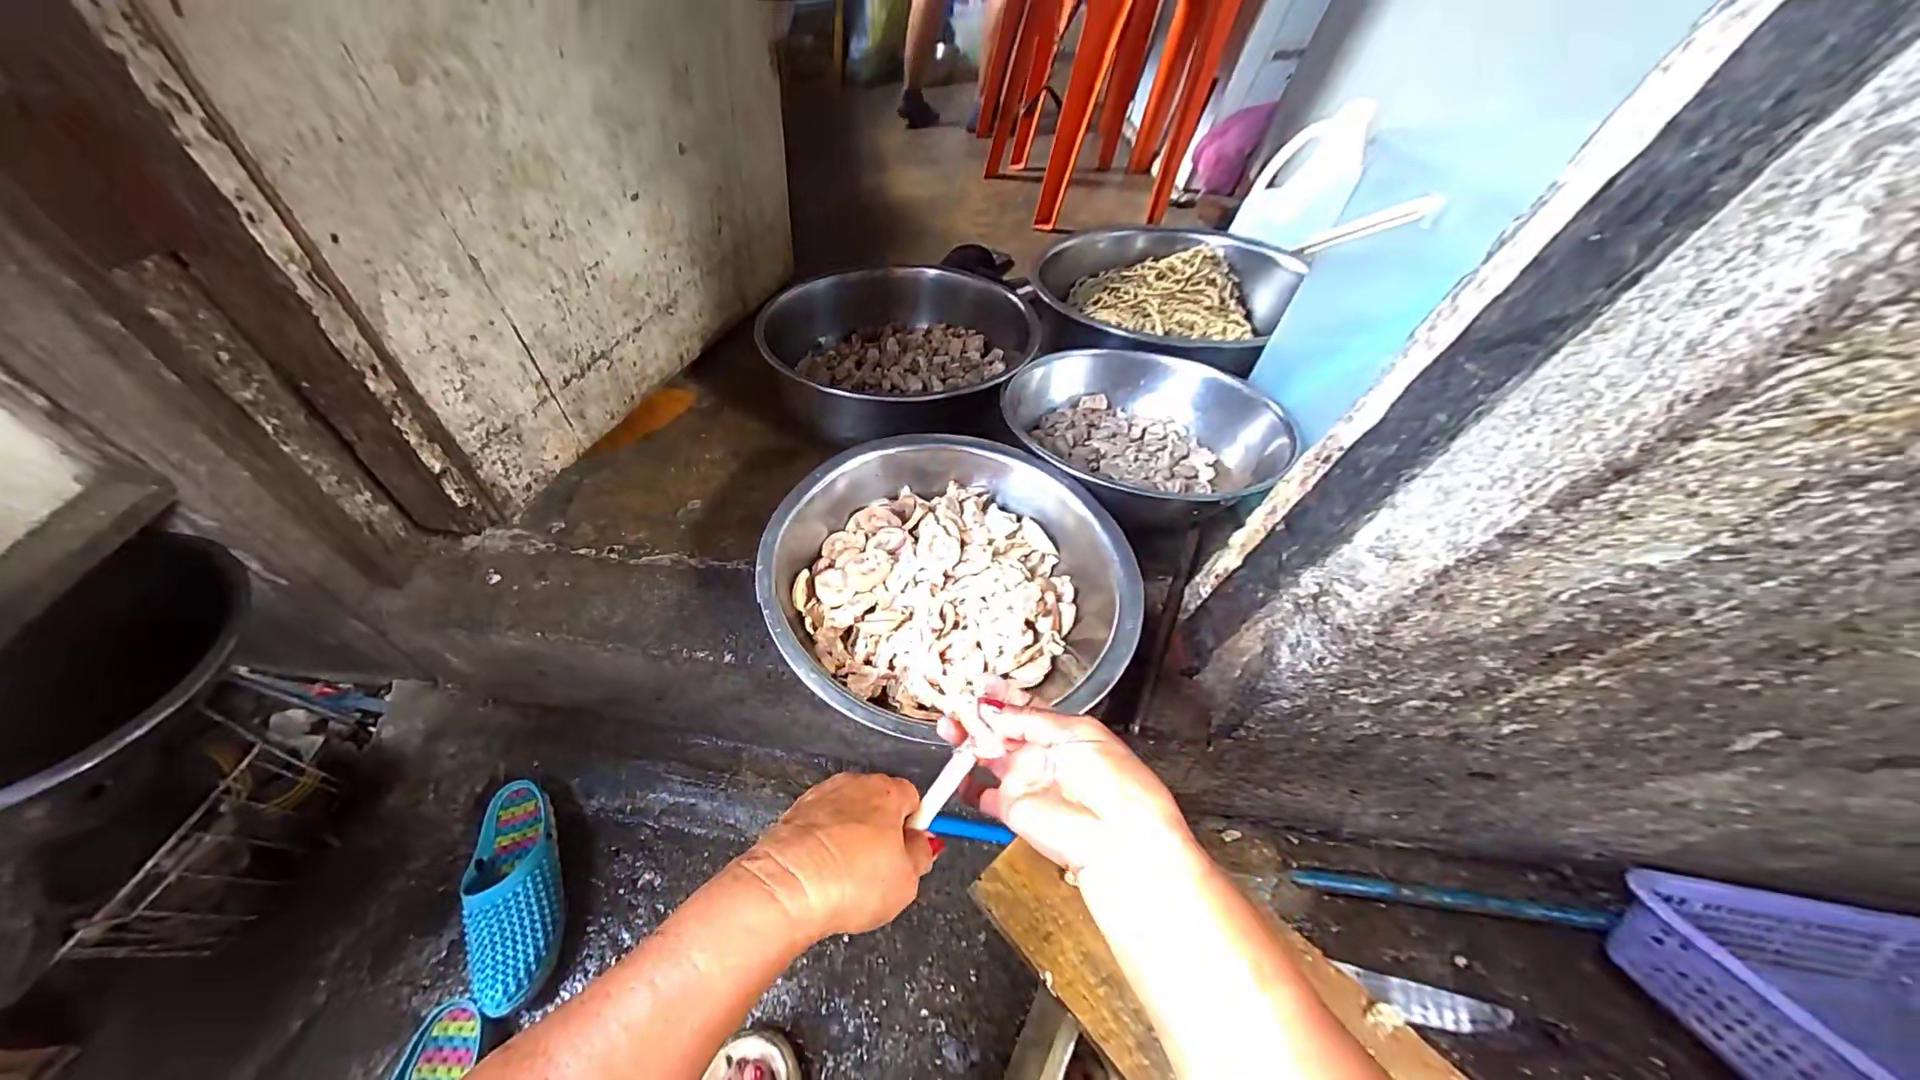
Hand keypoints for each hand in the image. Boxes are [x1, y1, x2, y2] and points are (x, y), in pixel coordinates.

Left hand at [736, 772, 936, 938]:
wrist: (788, 886)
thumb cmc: (848, 879)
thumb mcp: (907, 880)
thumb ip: (920, 857)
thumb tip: (923, 846)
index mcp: (887, 791)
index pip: (914, 797)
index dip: (916, 826)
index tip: (914, 849)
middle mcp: (853, 784)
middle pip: (879, 804)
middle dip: (884, 833)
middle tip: (885, 870)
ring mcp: (820, 797)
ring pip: (848, 815)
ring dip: (852, 839)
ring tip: (850, 879)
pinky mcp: (793, 815)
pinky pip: (820, 828)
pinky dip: (824, 846)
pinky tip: (825, 875)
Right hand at [939, 701, 1198, 881]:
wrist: (1118, 837)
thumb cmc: (1115, 783)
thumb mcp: (1075, 733)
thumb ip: (1030, 720)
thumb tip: (996, 709)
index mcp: (1062, 731)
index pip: (1024, 707)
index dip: (1001, 695)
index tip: (981, 684)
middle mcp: (1041, 753)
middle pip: (1000, 728)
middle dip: (977, 715)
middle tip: (959, 704)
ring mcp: (1026, 779)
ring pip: (986, 754)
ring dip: (966, 740)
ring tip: (950, 727)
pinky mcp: (1013, 807)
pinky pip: (982, 794)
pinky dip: (965, 783)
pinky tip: (957, 770)